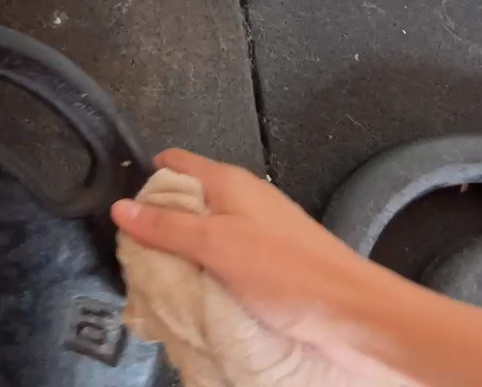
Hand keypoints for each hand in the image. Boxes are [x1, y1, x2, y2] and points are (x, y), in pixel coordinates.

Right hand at [111, 149, 407, 362]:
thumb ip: (166, 227)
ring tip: (163, 278)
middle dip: (160, 223)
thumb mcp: (215, 247)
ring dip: (185, 251)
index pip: (173, 162)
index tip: (126, 211)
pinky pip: (227, 256)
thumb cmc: (286, 273)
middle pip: (187, 198)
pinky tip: (201, 294)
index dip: (146, 180)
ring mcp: (260, 228)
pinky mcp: (274, 260)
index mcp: (226, 181)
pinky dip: (209, 270)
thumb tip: (120, 207)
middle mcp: (242, 197)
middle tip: (137, 252)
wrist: (362, 319)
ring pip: (206, 230)